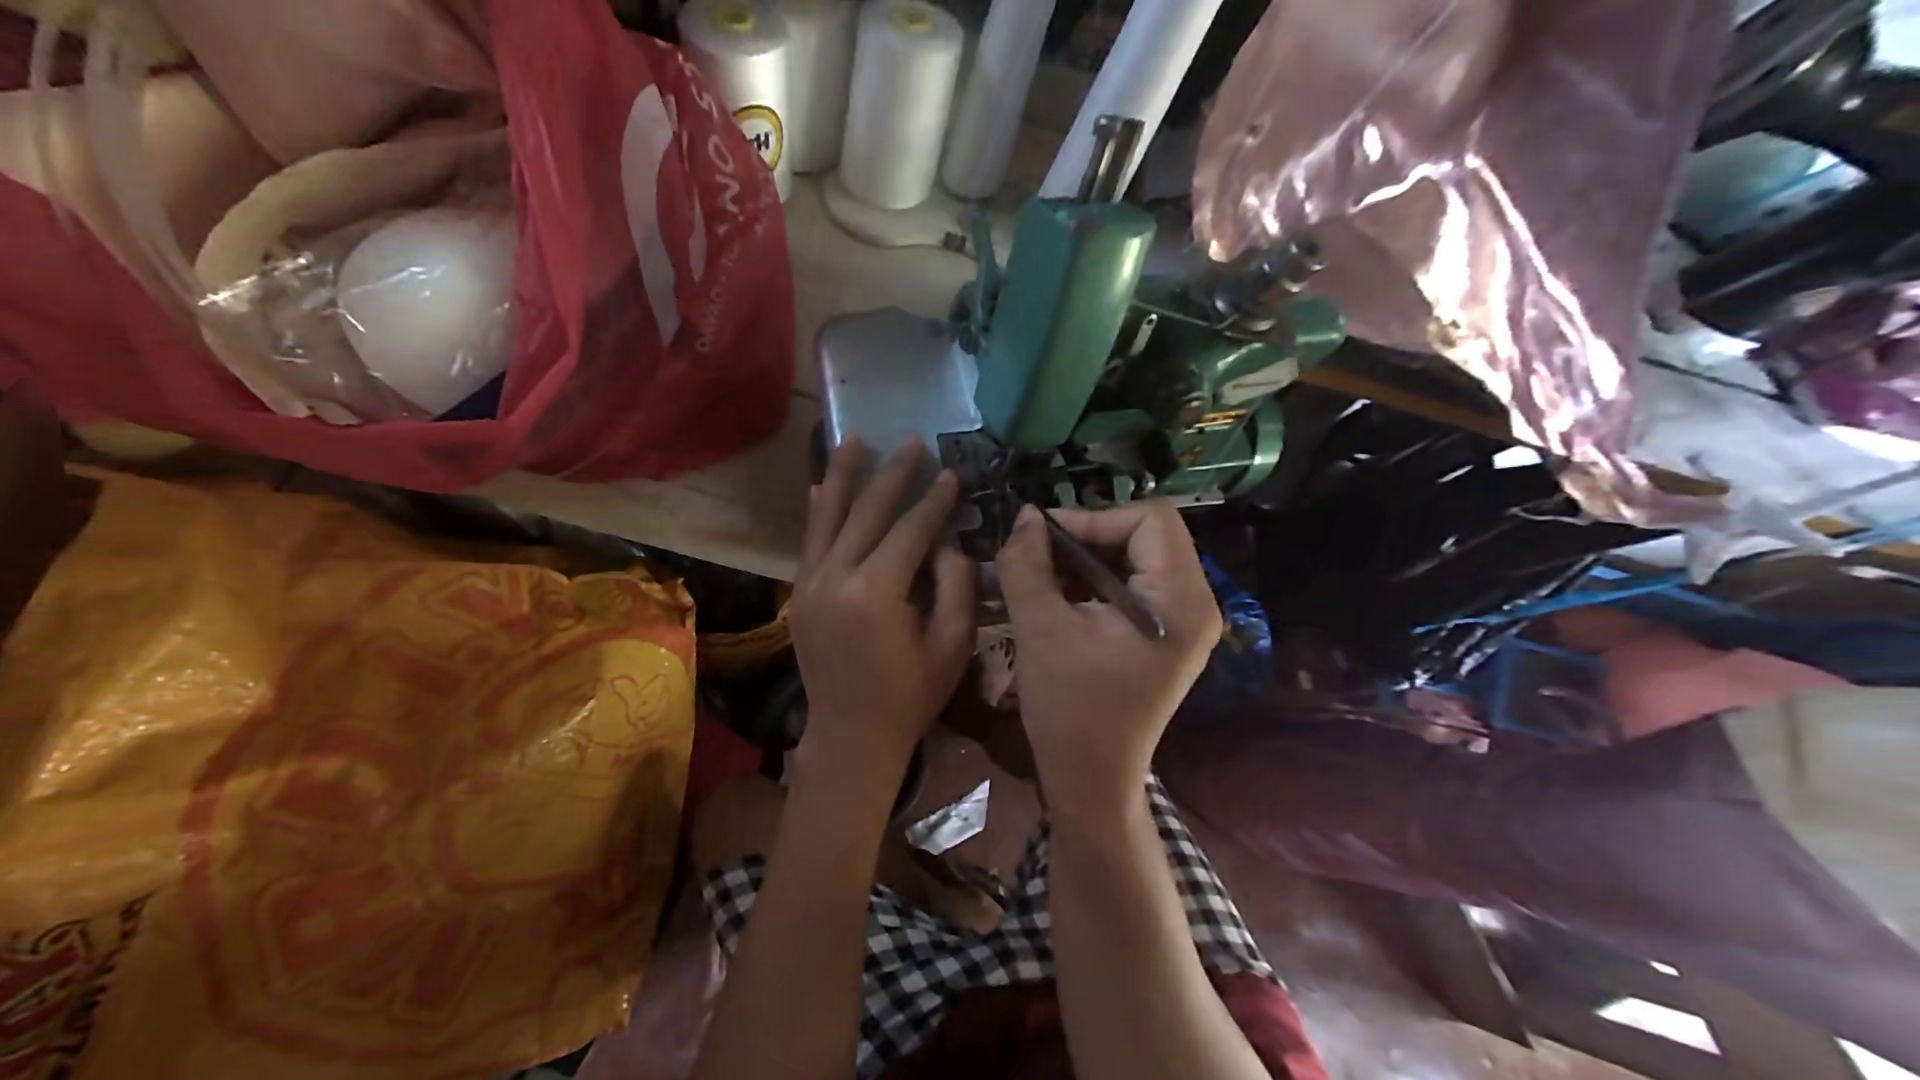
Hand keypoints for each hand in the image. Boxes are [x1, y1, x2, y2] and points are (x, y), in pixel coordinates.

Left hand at [790, 439, 975, 777]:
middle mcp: (836, 578)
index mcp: (877, 593)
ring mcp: (809, 584)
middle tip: (913, 442)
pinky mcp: (799, 594)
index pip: (910, 529)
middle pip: (866, 511)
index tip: (951, 472)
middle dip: (892, 474)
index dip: (934, 499)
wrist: (851, 735)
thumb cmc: (911, 695)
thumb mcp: (952, 644)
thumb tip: (947, 540)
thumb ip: (955, 584)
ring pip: (827, 516)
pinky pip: (809, 540)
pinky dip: (818, 509)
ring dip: (843, 475)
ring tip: (855, 438)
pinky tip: (821, 484)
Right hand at [995, 501, 1221, 816]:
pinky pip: (1136, 584)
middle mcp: (1196, 604)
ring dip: (1090, 557)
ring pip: (1139, 556)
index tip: (1044, 538)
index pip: (1150, 518)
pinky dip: (1098, 579)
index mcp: (1180, 600)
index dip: (1093, 517)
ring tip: (1045, 574)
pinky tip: (1062, 595)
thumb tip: (1025, 516)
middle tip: (1040, 553)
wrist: (1091, 779)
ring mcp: (1185, 622)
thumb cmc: (1069, 708)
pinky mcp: (1167, 635)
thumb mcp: (1040, 629)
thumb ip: (1027, 564)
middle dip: (1089, 535)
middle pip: (1148, 534)